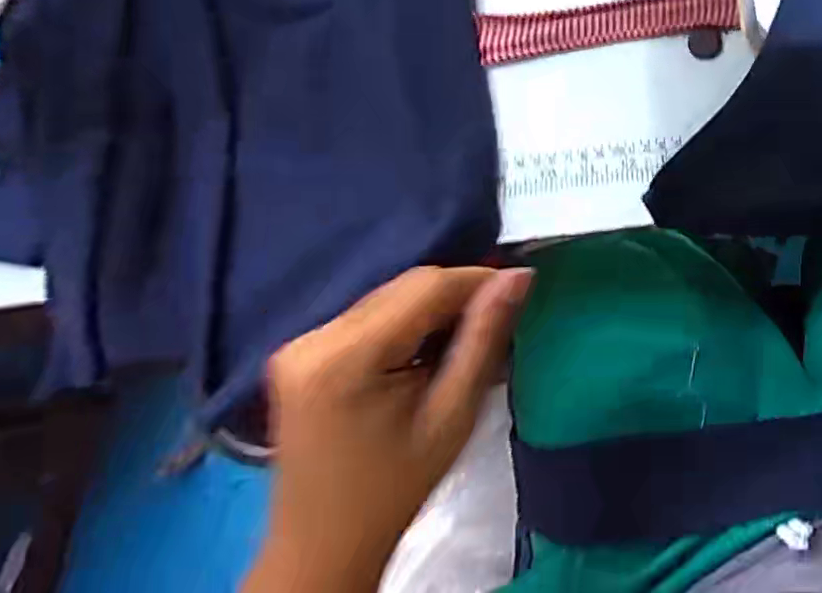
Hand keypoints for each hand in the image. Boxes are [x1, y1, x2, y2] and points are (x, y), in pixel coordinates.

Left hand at [243, 265, 532, 592]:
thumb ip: (486, 336)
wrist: (324, 547)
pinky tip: (428, 348)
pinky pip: (374, 312)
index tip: (520, 292)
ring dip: (436, 306)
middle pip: (407, 286)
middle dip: (459, 295)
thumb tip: (519, 275)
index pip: (427, 286)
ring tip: (467, 337)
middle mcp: (314, 339)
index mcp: (345, 357)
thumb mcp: (455, 412)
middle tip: (499, 319)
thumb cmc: (396, 486)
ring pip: (393, 295)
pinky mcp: (303, 352)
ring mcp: (302, 344)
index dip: (480, 280)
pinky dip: (411, 319)